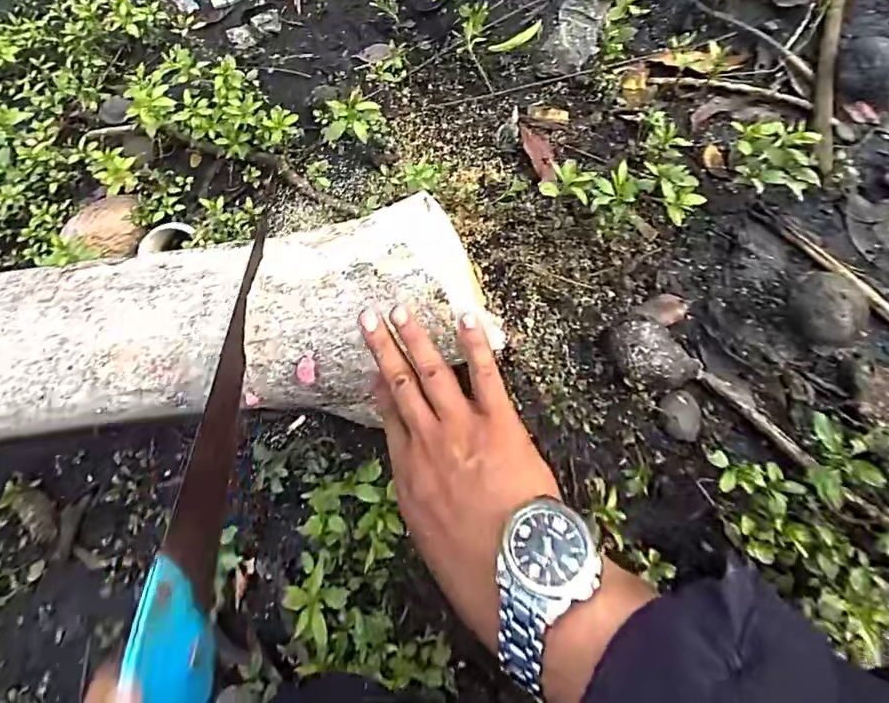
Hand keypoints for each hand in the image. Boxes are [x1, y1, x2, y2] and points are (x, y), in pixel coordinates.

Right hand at [359, 303, 560, 646]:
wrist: (519, 579)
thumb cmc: (477, 570)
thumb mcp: (431, 539)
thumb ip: (419, 498)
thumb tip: (413, 474)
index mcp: (410, 475)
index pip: (389, 418)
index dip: (380, 388)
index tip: (372, 368)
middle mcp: (428, 444)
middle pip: (399, 385)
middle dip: (384, 348)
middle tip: (369, 317)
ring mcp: (462, 429)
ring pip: (431, 372)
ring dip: (415, 337)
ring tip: (400, 309)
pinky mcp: (499, 423)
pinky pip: (484, 376)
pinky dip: (474, 345)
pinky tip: (465, 318)